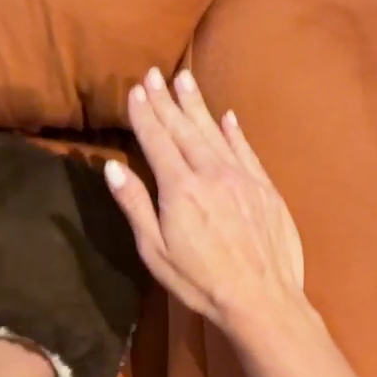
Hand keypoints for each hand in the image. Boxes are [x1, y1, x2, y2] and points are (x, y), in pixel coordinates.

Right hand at [103, 68, 314, 338]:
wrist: (263, 302)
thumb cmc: (199, 281)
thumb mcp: (154, 250)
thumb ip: (134, 205)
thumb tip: (112, 167)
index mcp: (180, 188)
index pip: (156, 141)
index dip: (144, 114)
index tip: (135, 90)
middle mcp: (211, 173)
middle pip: (183, 129)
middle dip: (166, 100)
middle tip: (154, 74)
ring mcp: (242, 178)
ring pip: (214, 132)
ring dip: (196, 105)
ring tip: (184, 80)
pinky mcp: (264, 188)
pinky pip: (246, 150)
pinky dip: (234, 131)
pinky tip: (226, 117)